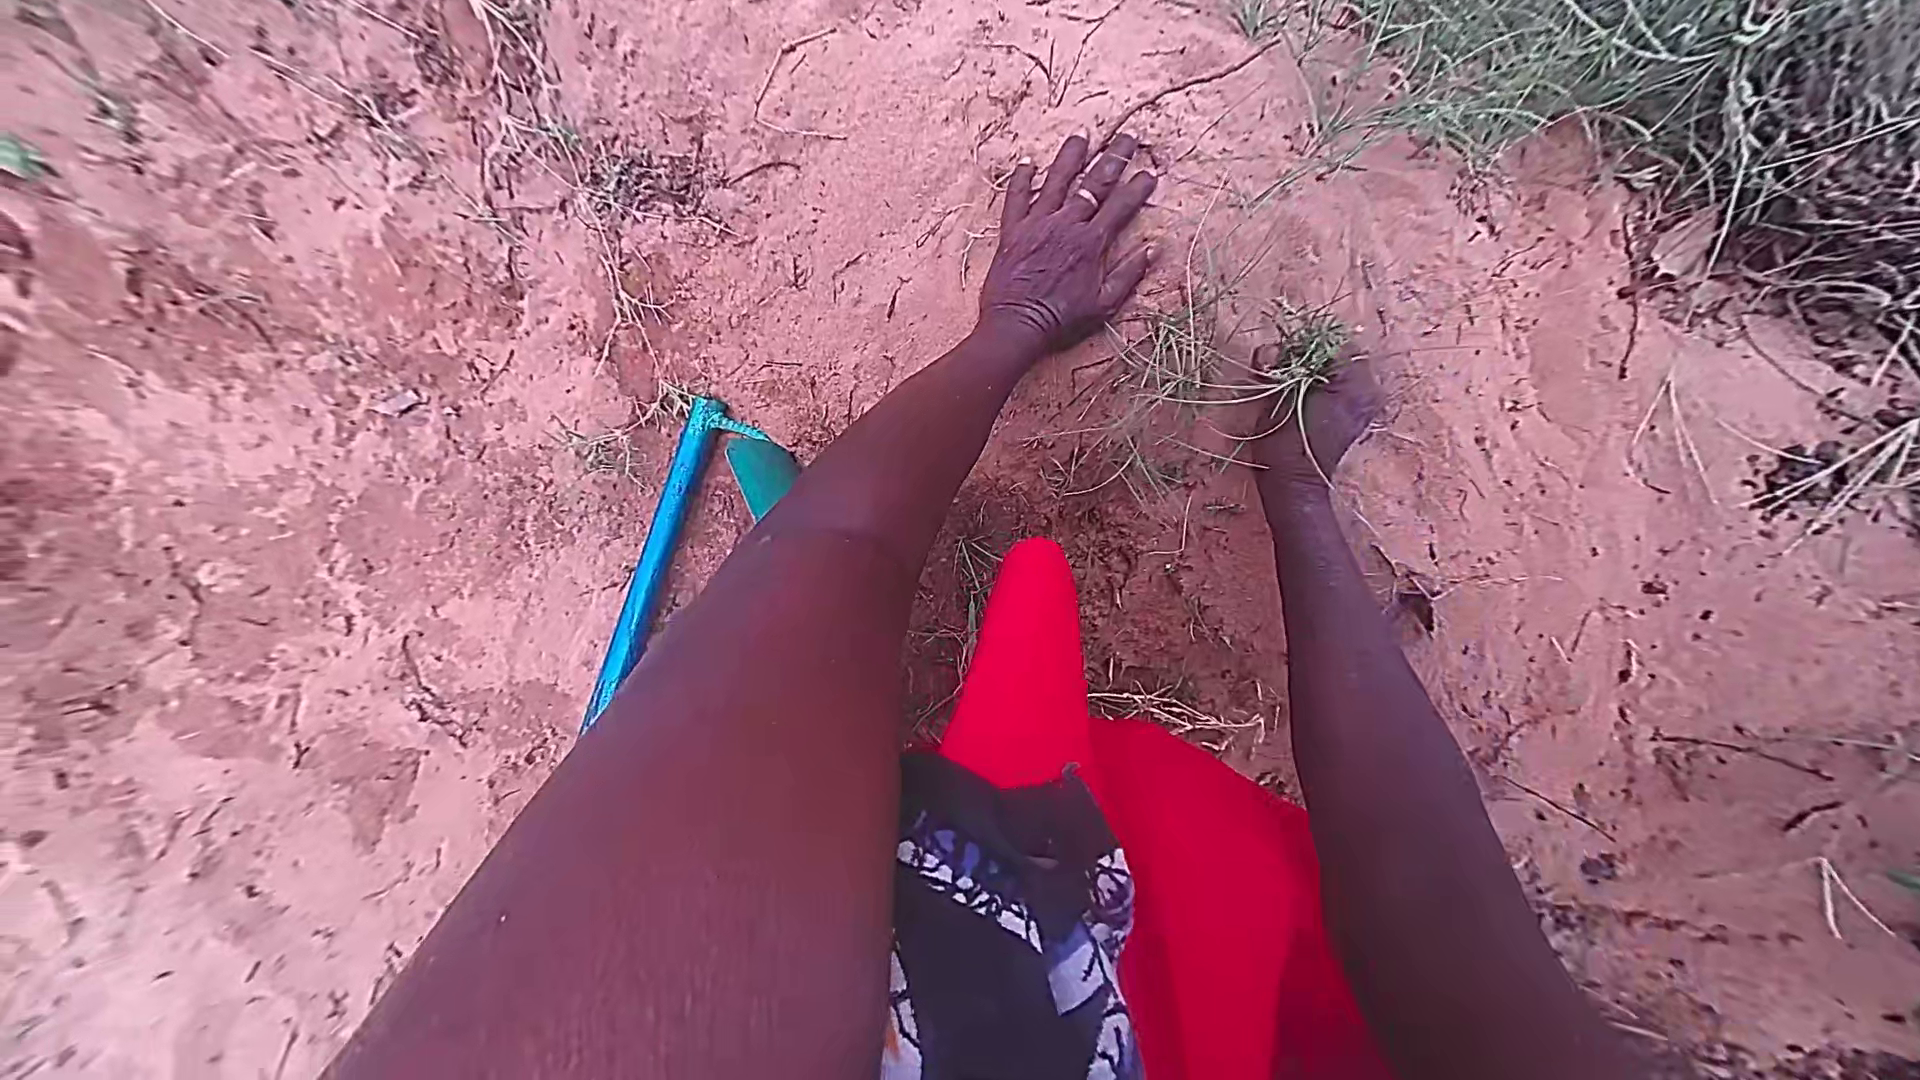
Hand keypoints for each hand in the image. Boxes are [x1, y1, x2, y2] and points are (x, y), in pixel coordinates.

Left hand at [976, 133, 1157, 358]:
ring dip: (1071, 156)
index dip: (1138, 187)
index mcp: (1091, 243)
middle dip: (1114, 157)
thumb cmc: (1060, 321)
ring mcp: (1037, 225)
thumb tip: (1153, 248)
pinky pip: (1016, 198)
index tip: (1150, 172)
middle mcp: (1066, 225)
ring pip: (1057, 181)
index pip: (1121, 206)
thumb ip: (1128, 275)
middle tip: (1128, 137)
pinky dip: (1021, 178)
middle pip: (1094, 183)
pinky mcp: (1012, 232)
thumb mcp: (1103, 306)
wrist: (1017, 327)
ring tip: (1082, 135)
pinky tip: (1027, 161)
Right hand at [1246, 346, 1382, 492]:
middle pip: (1338, 359)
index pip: (1333, 345)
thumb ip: (1277, 371)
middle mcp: (1366, 392)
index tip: (1280, 357)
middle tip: (1281, 369)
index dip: (1303, 347)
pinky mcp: (1352, 420)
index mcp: (1353, 382)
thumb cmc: (1286, 443)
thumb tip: (1267, 348)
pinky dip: (1319, 391)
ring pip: (1337, 376)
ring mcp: (1362, 407)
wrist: (1294, 485)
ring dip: (1313, 376)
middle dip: (1309, 361)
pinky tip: (1300, 401)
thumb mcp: (1276, 401)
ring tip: (1288, 387)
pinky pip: (1338, 393)